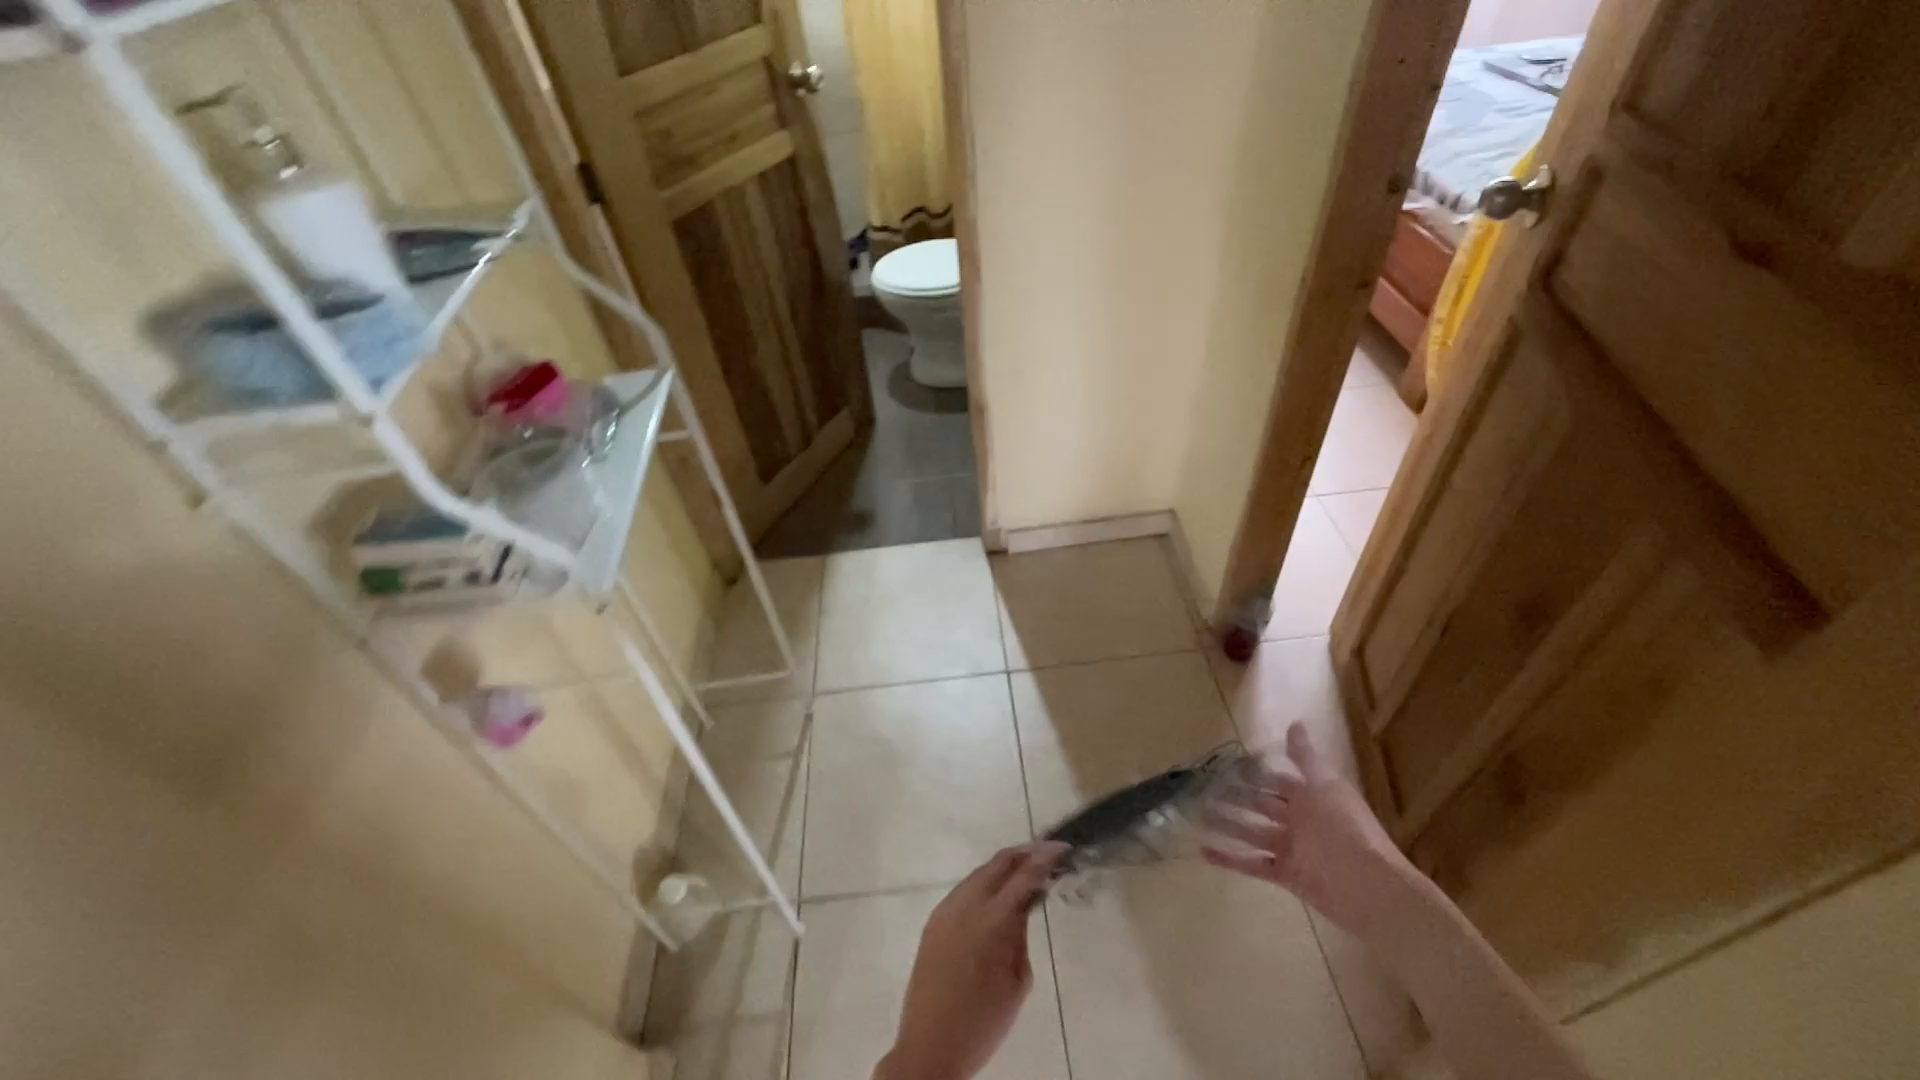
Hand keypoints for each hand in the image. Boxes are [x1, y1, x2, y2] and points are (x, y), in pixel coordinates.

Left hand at [880, 842, 1068, 1079]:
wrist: (930, 1046)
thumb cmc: (984, 1022)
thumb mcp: (1018, 981)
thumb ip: (1020, 935)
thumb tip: (1024, 906)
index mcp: (991, 920)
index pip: (1023, 876)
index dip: (1045, 858)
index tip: (1063, 848)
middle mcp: (965, 906)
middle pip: (996, 864)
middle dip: (1023, 854)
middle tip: (1047, 853)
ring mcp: (944, 912)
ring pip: (977, 874)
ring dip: (1002, 867)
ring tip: (1025, 870)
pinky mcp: (933, 923)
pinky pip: (963, 891)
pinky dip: (984, 884)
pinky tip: (997, 894)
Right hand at [1202, 724, 1422, 941]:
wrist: (1369, 886)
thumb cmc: (1346, 828)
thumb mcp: (1324, 785)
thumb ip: (1305, 758)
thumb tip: (1294, 723)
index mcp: (1312, 796)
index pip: (1277, 780)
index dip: (1253, 773)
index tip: (1223, 764)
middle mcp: (1300, 820)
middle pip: (1261, 805)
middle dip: (1234, 797)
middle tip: (1200, 789)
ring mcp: (1292, 848)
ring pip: (1251, 832)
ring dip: (1225, 824)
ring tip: (1195, 814)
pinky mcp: (1286, 874)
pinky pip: (1252, 864)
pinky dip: (1229, 858)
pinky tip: (1203, 852)